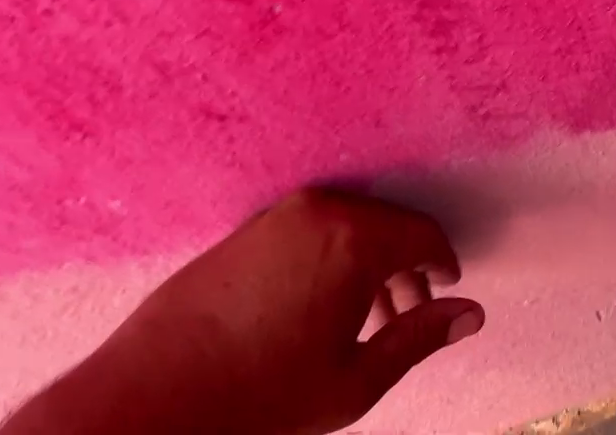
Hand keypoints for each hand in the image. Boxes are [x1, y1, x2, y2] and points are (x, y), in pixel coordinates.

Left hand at [0, 188, 483, 434]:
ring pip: (348, 227)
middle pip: (387, 226)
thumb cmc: (260, 398)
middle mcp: (321, 211)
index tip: (444, 289)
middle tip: (407, 313)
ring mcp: (279, 216)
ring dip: (368, 262)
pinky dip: (331, 257)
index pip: (424, 234)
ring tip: (364, 318)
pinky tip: (319, 305)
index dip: (442, 263)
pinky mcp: (247, 229)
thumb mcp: (354, 379)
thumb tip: (472, 314)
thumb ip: (420, 338)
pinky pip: (311, 230)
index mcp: (355, 239)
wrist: (143, 403)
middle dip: (405, 266)